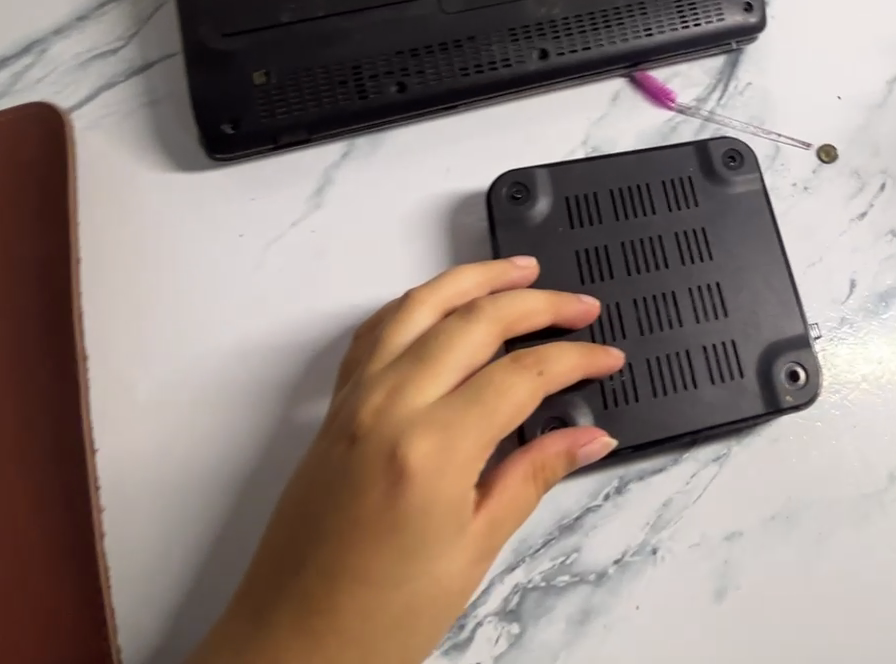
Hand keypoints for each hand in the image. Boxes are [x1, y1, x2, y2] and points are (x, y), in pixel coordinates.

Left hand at [192, 258, 624, 663]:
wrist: (289, 651)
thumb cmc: (381, 617)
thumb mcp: (475, 548)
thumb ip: (534, 474)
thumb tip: (592, 437)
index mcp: (432, 448)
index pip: (522, 375)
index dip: (574, 358)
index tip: (607, 356)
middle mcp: (390, 406)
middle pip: (476, 322)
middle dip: (539, 303)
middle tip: (582, 306)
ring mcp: (356, 399)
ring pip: (421, 305)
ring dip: (476, 279)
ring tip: (520, 269)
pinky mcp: (336, 406)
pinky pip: (379, 329)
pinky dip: (419, 302)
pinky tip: (446, 301)